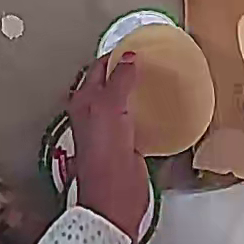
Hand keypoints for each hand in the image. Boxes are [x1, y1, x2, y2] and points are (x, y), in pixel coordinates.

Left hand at [67, 51, 150, 241]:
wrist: (115, 199)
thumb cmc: (106, 157)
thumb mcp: (111, 109)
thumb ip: (119, 81)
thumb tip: (129, 58)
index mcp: (84, 102)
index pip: (98, 68)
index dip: (114, 55)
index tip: (135, 44)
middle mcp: (94, 114)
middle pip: (110, 82)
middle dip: (125, 69)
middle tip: (147, 57)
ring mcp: (111, 129)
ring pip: (124, 99)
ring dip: (137, 88)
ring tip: (155, 75)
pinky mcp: (127, 143)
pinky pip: (137, 117)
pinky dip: (147, 107)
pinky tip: (159, 104)